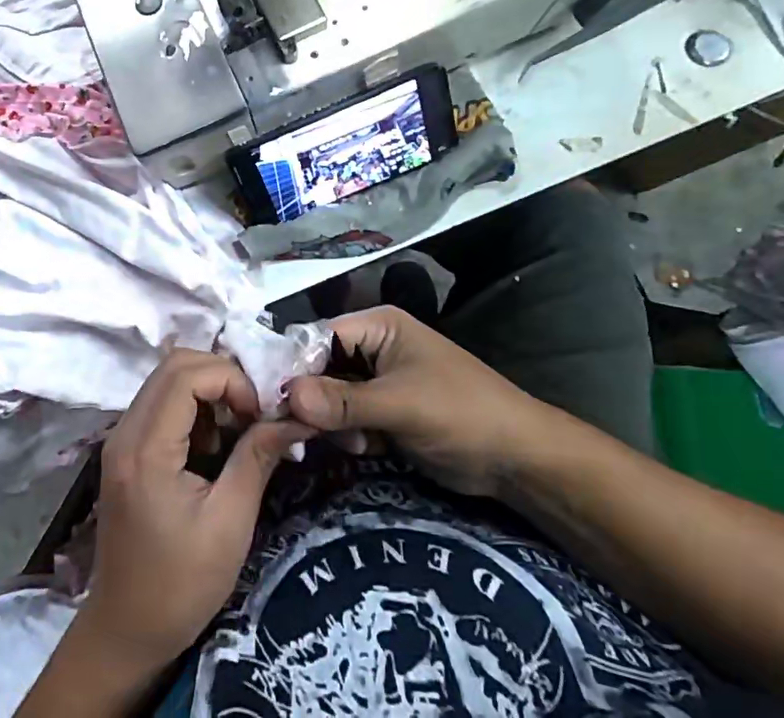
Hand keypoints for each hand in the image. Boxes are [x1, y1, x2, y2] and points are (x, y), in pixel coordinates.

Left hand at [81, 347, 315, 672]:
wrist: (126, 631)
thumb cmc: (181, 584)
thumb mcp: (231, 521)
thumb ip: (258, 457)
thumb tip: (295, 415)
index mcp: (146, 450)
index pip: (186, 374)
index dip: (231, 380)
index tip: (258, 415)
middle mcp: (125, 434)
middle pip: (175, 365)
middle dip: (223, 377)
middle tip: (254, 414)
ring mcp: (122, 441)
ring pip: (169, 380)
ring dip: (210, 391)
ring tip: (239, 430)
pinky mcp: (127, 452)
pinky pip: (163, 404)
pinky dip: (196, 408)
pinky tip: (215, 445)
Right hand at [287, 306, 556, 496]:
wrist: (514, 457)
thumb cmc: (460, 413)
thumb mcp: (400, 405)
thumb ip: (342, 401)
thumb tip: (286, 396)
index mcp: (378, 326)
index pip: (316, 337)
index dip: (292, 368)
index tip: (269, 404)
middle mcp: (373, 347)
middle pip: (319, 368)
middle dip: (313, 401)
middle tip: (305, 434)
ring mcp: (378, 381)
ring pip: (330, 398)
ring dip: (333, 423)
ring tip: (358, 442)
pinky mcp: (384, 412)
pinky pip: (347, 419)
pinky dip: (349, 435)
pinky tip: (368, 448)